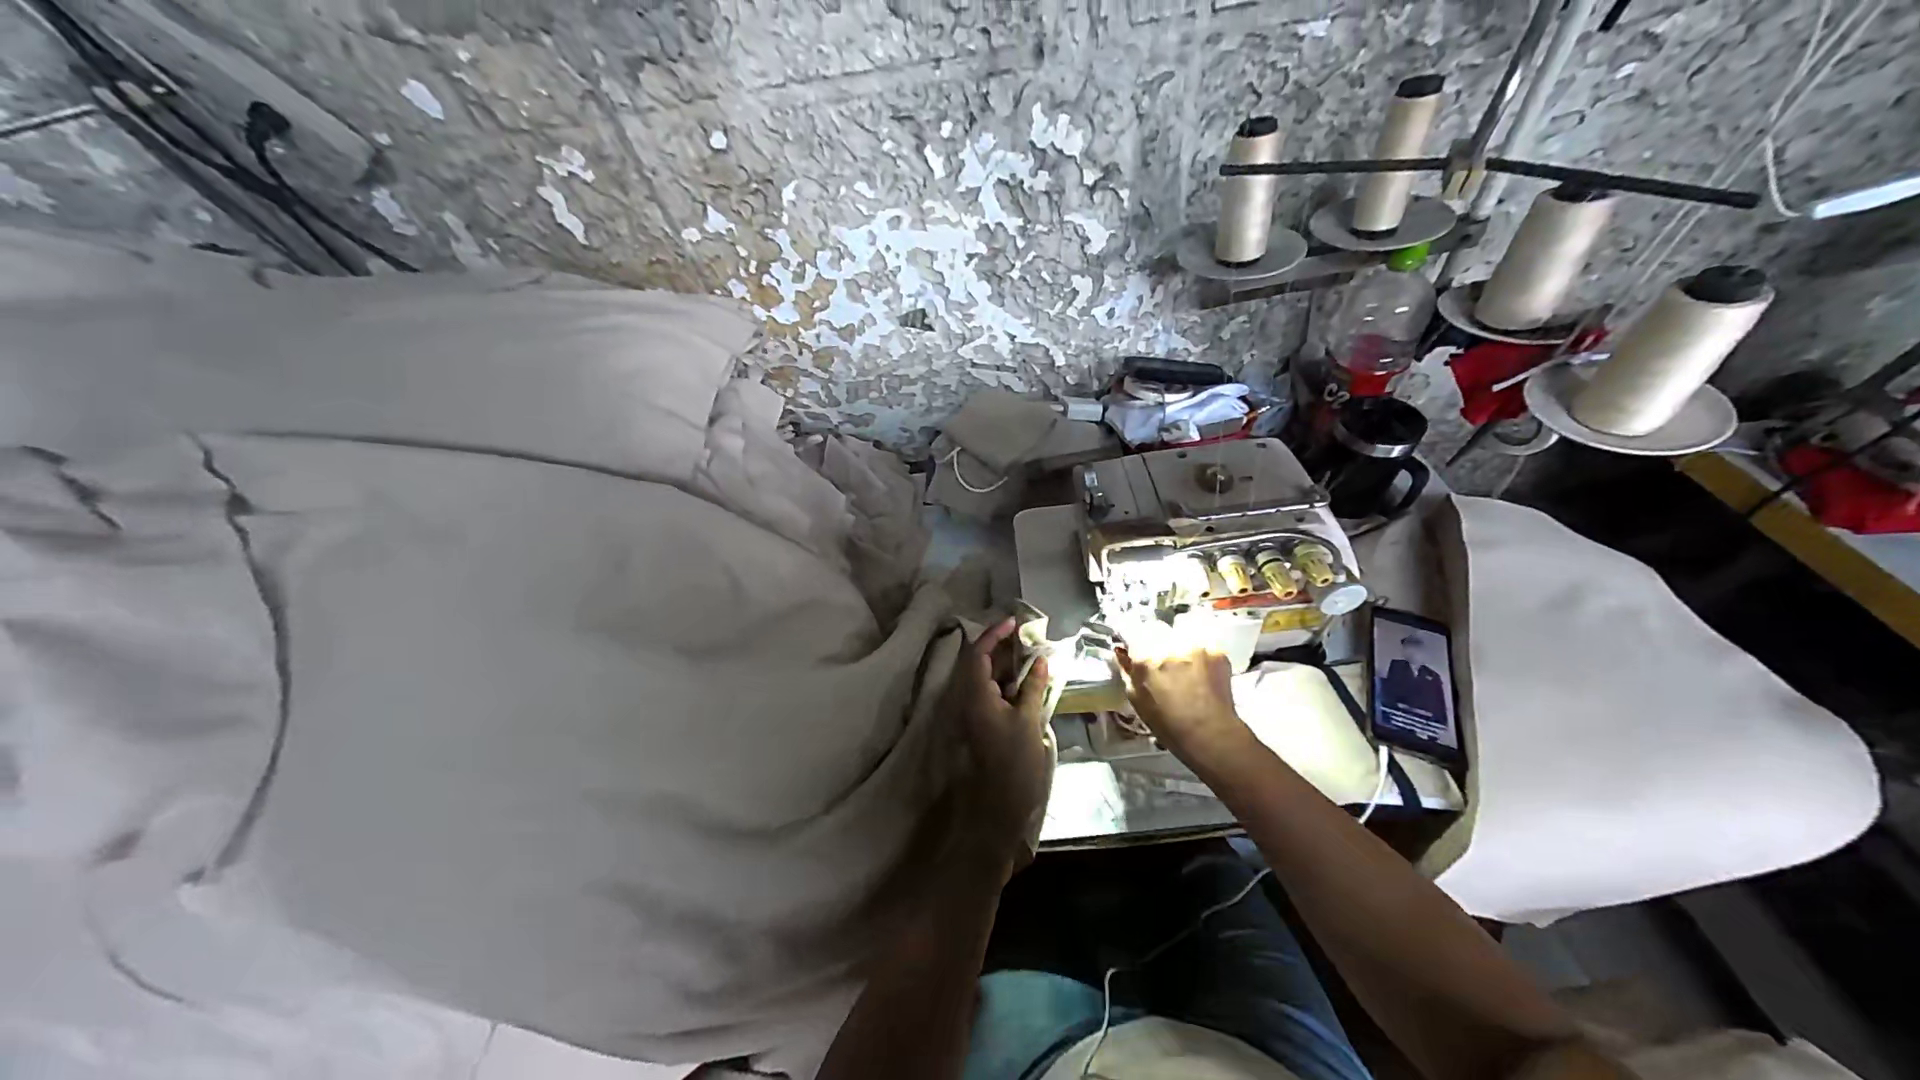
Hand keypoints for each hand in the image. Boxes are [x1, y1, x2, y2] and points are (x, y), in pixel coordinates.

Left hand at [943, 617, 1052, 871]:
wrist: (993, 810)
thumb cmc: (1012, 764)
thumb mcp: (1029, 722)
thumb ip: (1033, 688)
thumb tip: (1040, 661)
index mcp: (973, 694)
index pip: (978, 652)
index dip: (995, 633)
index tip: (1015, 622)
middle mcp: (965, 700)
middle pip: (978, 663)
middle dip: (1001, 647)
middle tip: (1028, 639)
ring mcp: (968, 715)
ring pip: (983, 680)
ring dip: (1003, 666)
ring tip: (1030, 657)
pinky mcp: (976, 727)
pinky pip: (987, 695)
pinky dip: (1004, 685)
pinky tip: (1024, 685)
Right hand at [1114, 642, 1251, 763]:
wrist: (1210, 733)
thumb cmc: (1167, 724)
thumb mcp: (1136, 698)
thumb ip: (1128, 671)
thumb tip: (1124, 655)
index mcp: (1144, 656)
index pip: (1132, 629)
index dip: (1134, 640)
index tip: (1136, 649)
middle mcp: (1168, 644)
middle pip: (1156, 629)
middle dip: (1156, 641)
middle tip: (1162, 661)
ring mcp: (1195, 645)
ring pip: (1181, 633)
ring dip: (1178, 645)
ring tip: (1184, 665)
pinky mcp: (1216, 650)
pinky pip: (1201, 644)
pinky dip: (1199, 654)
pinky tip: (1202, 671)